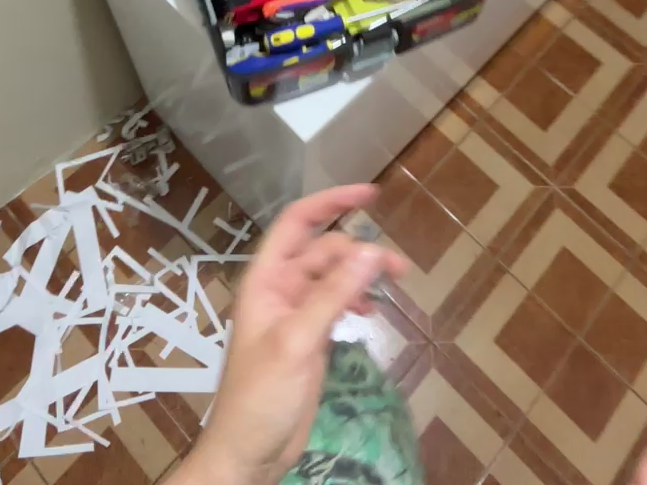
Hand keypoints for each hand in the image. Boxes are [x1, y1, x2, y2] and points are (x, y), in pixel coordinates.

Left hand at [174, 184, 407, 484]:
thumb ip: (332, 295)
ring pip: (335, 276)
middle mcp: (282, 287)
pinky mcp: (311, 335)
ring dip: (363, 274)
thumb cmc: (260, 395)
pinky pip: (338, 301)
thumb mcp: (297, 341)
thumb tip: (371, 251)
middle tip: (398, 267)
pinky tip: (373, 309)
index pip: (298, 222)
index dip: (331, 201)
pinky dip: (357, 298)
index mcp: (267, 278)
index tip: (369, 193)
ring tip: (395, 282)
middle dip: (360, 251)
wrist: (249, 454)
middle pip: (325, 250)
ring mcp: (297, 311)